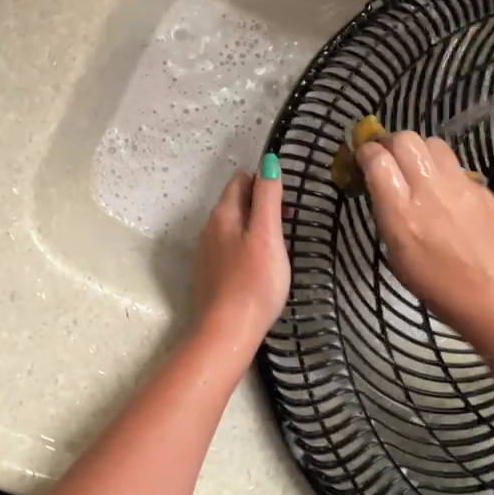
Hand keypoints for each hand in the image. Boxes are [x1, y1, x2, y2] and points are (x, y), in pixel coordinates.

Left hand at [191, 161, 289, 348]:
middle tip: (287, 222)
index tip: (285, 199)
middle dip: (260, 204)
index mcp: (223, 213)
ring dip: (254, 227)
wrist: (226, 332)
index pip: (240, 180)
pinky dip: (245, 247)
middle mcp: (209, 228)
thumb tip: (268, 161)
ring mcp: (206, 253)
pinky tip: (258, 267)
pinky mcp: (209, 276)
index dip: (264, 182)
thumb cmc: (254, 282)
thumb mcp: (268, 234)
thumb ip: (268, 196)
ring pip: (232, 227)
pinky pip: (229, 249)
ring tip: (277, 245)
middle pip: (236, 202)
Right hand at [359, 132, 493, 335]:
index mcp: (403, 213)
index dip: (365, 153)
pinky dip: (442, 169)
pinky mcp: (481, 187)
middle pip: (405, 139)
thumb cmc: (439, 288)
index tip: (363, 160)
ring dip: (418, 150)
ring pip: (432, 142)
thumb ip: (387, 215)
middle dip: (390, 144)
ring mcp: (459, 185)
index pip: (377, 159)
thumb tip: (382, 189)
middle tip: (388, 159)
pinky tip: (444, 191)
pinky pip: (454, 164)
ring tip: (416, 169)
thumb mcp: (397, 257)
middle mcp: (430, 190)